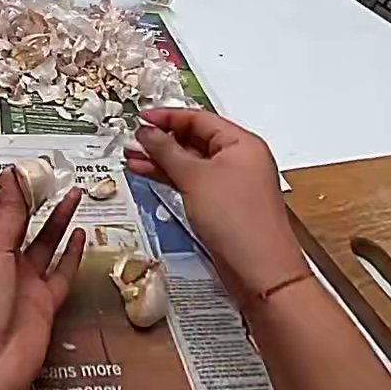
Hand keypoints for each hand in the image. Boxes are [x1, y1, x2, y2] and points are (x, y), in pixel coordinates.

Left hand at [0, 169, 85, 389]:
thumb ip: (9, 215)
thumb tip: (14, 176)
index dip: (7, 187)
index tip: (25, 166)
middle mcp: (0, 259)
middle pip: (19, 222)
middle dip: (34, 200)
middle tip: (55, 175)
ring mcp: (23, 281)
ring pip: (43, 244)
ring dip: (57, 220)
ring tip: (75, 194)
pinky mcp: (45, 303)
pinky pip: (61, 273)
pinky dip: (71, 255)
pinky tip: (82, 235)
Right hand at [126, 109, 306, 298]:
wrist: (260, 272)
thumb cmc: (234, 218)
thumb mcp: (194, 177)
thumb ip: (166, 150)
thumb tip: (145, 130)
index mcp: (241, 144)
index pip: (198, 118)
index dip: (167, 116)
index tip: (140, 118)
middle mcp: (236, 159)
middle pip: (192, 138)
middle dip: (160, 138)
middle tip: (132, 138)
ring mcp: (227, 181)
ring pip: (187, 160)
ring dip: (158, 157)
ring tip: (130, 155)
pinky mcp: (218, 202)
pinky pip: (188, 179)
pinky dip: (166, 174)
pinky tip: (143, 171)